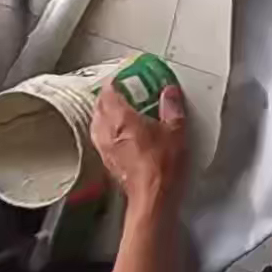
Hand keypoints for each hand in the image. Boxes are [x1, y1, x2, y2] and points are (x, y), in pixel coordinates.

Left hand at [89, 83, 187, 205]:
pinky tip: (116, 130)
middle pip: (98, 107)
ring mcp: (105, 148)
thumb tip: (170, 92)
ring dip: (103, 111)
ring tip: (116, 106)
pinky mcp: (107, 161)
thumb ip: (172, 108)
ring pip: (96, 122)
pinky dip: (105, 127)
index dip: (114, 81)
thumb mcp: (176, 130)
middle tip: (120, 88)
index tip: (122, 74)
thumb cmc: (163, 165)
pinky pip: (99, 136)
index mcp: (122, 120)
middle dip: (106, 95)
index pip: (109, 94)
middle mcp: (108, 133)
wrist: (153, 196)